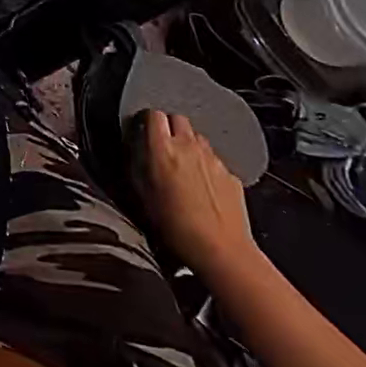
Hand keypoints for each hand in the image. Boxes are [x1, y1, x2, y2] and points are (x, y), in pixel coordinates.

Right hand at [134, 109, 256, 275]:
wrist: (223, 251)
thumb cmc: (177, 229)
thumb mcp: (144, 200)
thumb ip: (138, 168)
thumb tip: (136, 151)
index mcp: (164, 150)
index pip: (154, 115)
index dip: (147, 120)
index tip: (143, 130)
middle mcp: (189, 146)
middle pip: (177, 118)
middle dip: (169, 127)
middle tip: (163, 147)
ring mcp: (212, 157)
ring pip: (197, 137)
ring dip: (188, 145)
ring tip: (183, 168)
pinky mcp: (229, 172)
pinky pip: (213, 158)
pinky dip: (205, 164)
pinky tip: (203, 187)